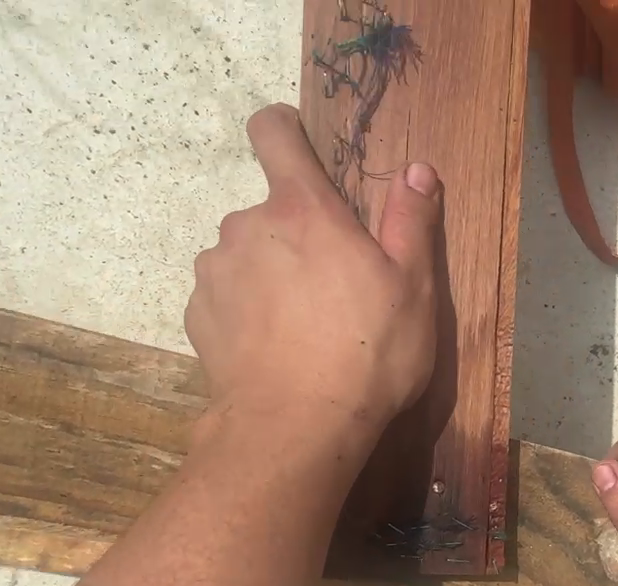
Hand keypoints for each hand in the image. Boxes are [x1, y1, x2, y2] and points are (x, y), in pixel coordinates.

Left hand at [184, 103, 441, 459]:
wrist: (299, 425)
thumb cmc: (369, 352)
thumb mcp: (413, 290)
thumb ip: (412, 224)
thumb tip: (418, 169)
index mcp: (303, 211)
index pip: (274, 134)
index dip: (284, 128)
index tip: (298, 142)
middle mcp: (247, 227)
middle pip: (271, 212)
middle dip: (298, 237)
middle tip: (336, 289)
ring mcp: (216, 272)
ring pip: (247, 257)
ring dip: (272, 276)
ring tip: (305, 329)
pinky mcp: (198, 315)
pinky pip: (227, 299)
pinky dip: (249, 313)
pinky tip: (278, 351)